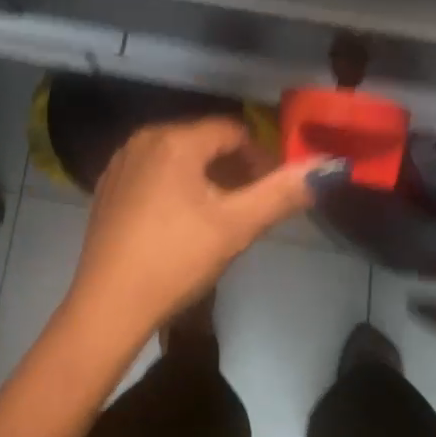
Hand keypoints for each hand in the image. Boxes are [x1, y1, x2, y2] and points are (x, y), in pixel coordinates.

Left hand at [66, 119, 332, 339]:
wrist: (108, 305)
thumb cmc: (176, 260)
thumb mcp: (237, 227)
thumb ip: (282, 193)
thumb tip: (329, 165)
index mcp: (175, 139)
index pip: (233, 131)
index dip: (260, 158)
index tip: (272, 194)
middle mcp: (144, 138)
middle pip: (204, 141)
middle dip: (234, 168)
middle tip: (248, 210)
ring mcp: (120, 162)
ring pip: (178, 157)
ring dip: (205, 178)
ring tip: (218, 221)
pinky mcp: (107, 186)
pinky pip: (152, 172)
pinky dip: (174, 187)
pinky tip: (179, 227)